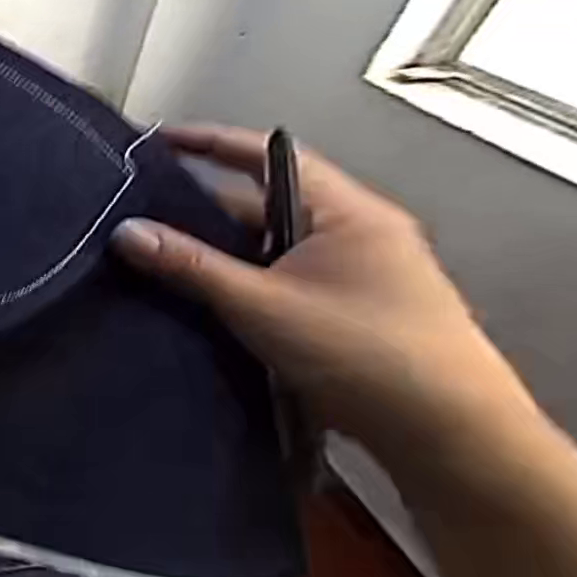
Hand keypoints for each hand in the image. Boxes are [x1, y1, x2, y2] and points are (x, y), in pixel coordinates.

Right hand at [111, 125, 540, 462]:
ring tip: (159, 252)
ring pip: (268, 243)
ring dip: (219, 246)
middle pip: (264, 201)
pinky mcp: (343, 309)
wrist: (449, 437)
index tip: (161, 139)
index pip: (269, 155)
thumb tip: (127, 232)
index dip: (212, 142)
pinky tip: (201, 294)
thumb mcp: (261, 304)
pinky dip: (237, 276)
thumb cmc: (366, 353)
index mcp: (346, 213)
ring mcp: (352, 273)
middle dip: (203, 203)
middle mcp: (353, 233)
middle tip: (145, 207)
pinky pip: (276, 275)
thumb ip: (190, 265)